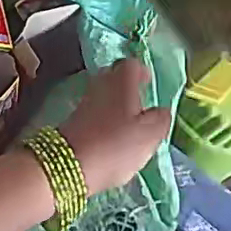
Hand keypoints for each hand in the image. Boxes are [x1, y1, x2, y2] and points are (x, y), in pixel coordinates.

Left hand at [58, 58, 173, 196]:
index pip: (132, 64)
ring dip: (115, 104)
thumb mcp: (149, 134)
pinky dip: (103, 119)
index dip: (142, 72)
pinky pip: (93, 112)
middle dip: (127, 87)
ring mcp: (83, 103)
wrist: (69, 165)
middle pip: (114, 77)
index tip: (149, 84)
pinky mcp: (73, 121)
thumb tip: (161, 110)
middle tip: (140, 104)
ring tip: (128, 124)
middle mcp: (100, 85)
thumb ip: (160, 119)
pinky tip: (111, 137)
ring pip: (103, 95)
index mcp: (121, 82)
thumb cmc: (115, 145)